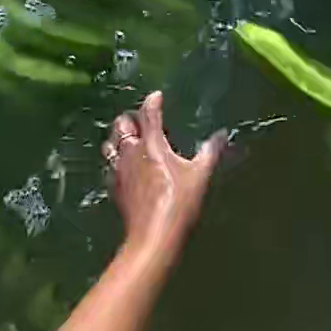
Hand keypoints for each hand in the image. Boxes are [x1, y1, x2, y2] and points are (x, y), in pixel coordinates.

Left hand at [102, 91, 223, 259]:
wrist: (153, 235)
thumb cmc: (179, 200)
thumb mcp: (201, 173)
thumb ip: (210, 150)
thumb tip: (222, 134)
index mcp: (152, 145)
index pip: (149, 115)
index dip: (152, 102)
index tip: (156, 95)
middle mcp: (131, 153)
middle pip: (121, 126)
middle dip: (130, 118)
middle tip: (141, 118)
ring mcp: (118, 170)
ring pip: (110, 144)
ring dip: (118, 137)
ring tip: (129, 137)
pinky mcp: (114, 187)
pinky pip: (109, 164)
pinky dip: (115, 158)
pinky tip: (123, 164)